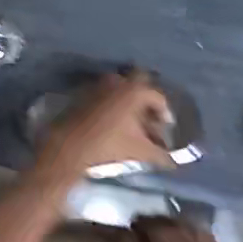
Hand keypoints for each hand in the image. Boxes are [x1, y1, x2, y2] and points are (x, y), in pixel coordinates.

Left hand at [35, 69, 175, 179]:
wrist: (70, 145)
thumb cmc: (108, 145)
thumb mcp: (140, 151)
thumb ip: (161, 155)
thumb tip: (173, 160)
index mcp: (134, 90)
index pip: (158, 97)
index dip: (165, 113)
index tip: (166, 127)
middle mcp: (118, 81)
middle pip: (140, 86)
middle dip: (147, 101)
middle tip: (151, 118)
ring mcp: (99, 84)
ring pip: (122, 88)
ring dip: (130, 102)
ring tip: (135, 122)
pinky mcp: (85, 91)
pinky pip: (106, 93)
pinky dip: (114, 102)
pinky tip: (115, 121)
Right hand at [122, 217, 242, 241]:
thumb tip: (120, 234)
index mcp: (162, 231)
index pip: (140, 219)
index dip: (134, 229)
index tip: (132, 241)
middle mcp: (180, 224)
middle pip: (159, 218)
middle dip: (151, 227)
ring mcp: (199, 231)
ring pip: (176, 223)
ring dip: (168, 230)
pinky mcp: (213, 241)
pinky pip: (192, 230)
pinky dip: (185, 235)